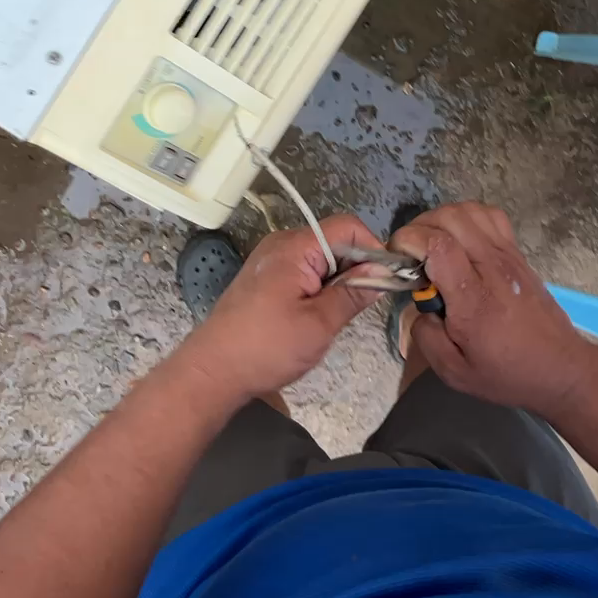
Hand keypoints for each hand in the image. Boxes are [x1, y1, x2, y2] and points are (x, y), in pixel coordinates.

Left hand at [181, 216, 388, 401]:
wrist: (212, 371)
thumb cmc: (266, 348)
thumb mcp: (319, 324)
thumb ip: (354, 294)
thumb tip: (382, 274)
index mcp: (295, 247)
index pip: (347, 226)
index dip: (373, 248)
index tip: (384, 280)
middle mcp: (282, 244)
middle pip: (334, 240)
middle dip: (356, 267)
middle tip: (362, 304)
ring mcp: (271, 260)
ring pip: (320, 257)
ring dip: (337, 280)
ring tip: (336, 315)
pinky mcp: (265, 277)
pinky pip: (304, 269)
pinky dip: (319, 286)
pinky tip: (316, 315)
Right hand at [389, 203, 597, 414]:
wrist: (560, 369)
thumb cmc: (506, 374)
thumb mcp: (454, 371)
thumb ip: (425, 335)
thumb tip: (418, 303)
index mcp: (472, 299)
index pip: (438, 245)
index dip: (409, 239)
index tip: (396, 255)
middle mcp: (491, 268)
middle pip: (451, 218)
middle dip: (420, 226)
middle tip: (410, 251)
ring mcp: (508, 256)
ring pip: (470, 211)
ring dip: (442, 218)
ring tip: (432, 242)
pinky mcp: (517, 253)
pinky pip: (490, 216)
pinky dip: (468, 217)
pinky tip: (460, 238)